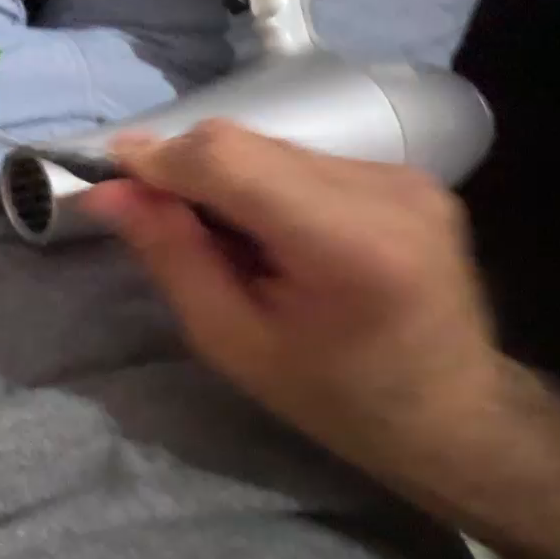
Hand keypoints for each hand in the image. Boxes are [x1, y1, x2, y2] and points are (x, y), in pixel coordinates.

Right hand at [79, 122, 500, 478]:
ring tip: (218, 235)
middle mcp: (384, 191)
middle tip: (154, 218)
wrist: (454, 416)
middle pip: (241, 142)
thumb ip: (168, 253)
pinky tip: (262, 229)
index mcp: (347, 244)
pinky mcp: (403, 174)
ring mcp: (401, 176)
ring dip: (216, 175)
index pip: (227, 161)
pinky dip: (254, 180)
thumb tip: (105, 192)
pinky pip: (293, 155)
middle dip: (180, 168)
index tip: (106, 175)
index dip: (157, 159)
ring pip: (263, 144)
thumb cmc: (329, 393)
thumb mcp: (228, 337)